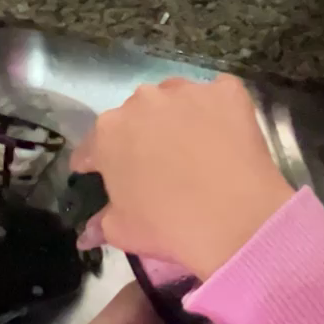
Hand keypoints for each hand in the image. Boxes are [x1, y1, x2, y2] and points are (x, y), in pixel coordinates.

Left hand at [66, 283, 229, 323]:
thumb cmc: (123, 322)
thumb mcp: (148, 294)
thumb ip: (176, 283)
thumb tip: (202, 271)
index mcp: (153, 297)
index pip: (182, 284)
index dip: (201, 280)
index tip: (225, 274)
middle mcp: (160, 321)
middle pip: (190, 314)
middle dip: (209, 310)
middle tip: (238, 304)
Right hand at [72, 76, 292, 279]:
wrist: (235, 218)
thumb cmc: (168, 225)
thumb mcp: (123, 231)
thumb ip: (101, 223)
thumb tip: (88, 232)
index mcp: (109, 132)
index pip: (93, 146)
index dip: (97, 162)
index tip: (105, 175)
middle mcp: (143, 101)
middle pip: (136, 116)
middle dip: (142, 135)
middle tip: (159, 165)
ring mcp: (187, 91)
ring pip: (175, 99)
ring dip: (178, 117)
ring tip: (196, 147)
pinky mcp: (226, 91)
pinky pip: (218, 95)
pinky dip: (220, 110)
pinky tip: (227, 134)